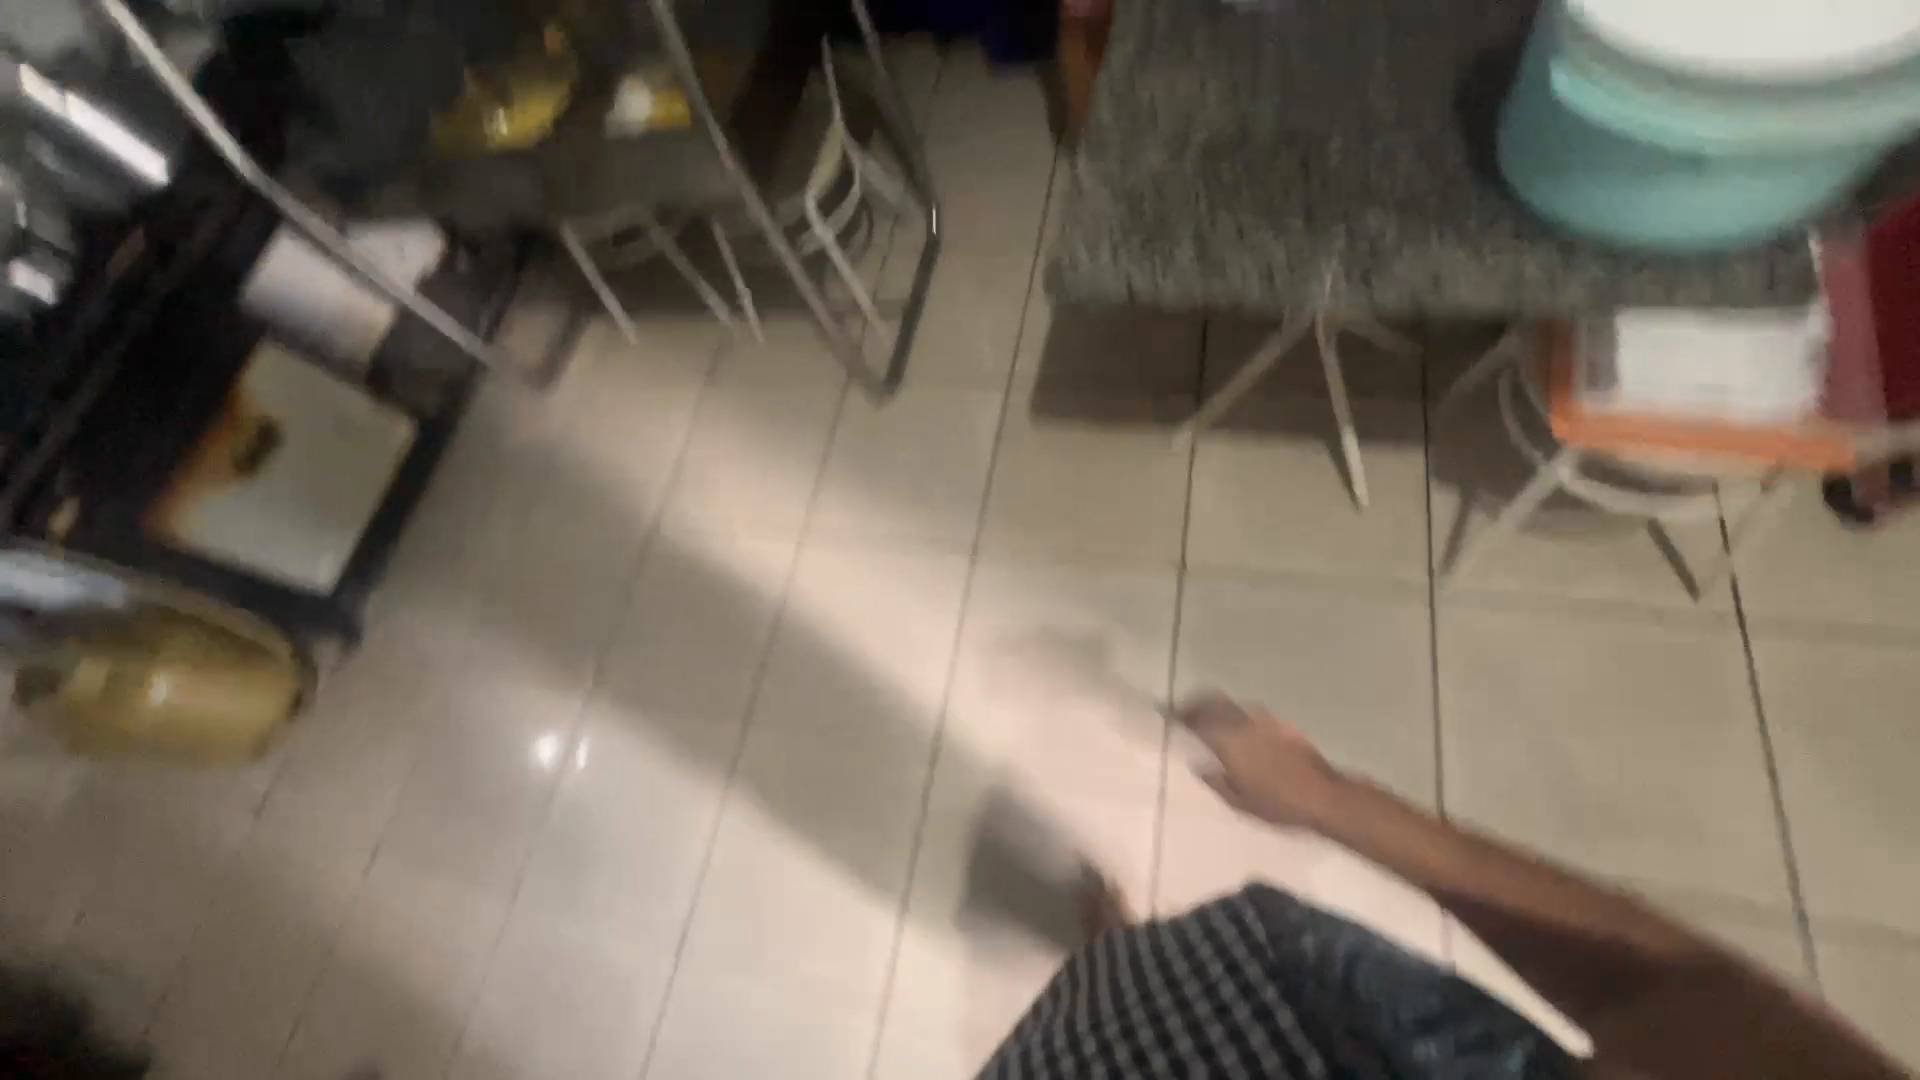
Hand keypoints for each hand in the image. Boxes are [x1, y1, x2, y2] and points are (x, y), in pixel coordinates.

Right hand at [1175, 693, 1344, 827]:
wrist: (1325, 797)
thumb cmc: (1277, 804)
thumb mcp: (1238, 802)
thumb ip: (1215, 781)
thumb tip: (1199, 765)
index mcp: (1228, 740)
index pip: (1195, 718)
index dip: (1179, 714)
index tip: (1166, 712)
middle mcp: (1244, 723)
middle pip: (1213, 702)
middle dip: (1196, 703)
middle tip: (1186, 711)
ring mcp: (1266, 721)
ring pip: (1234, 706)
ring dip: (1219, 708)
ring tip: (1213, 720)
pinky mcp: (1283, 725)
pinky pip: (1253, 714)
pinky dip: (1240, 717)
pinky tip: (1244, 731)